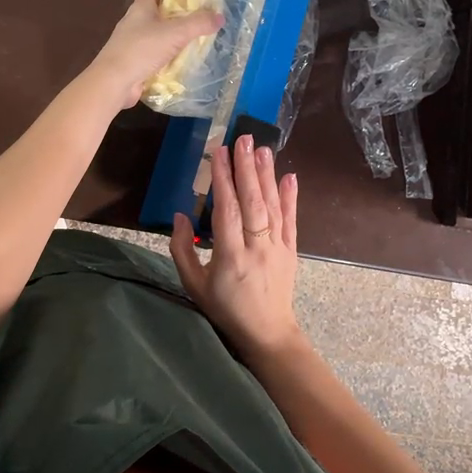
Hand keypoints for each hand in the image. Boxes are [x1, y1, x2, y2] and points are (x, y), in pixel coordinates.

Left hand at [89, 0, 223, 108]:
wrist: (114, 82)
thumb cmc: (141, 49)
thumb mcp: (175, 32)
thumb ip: (198, 23)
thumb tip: (220, 17)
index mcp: (141, 8)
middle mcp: (136, 23)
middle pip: (159, 11)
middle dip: (179, 12)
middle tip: (202, 14)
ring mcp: (134, 44)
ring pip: (159, 35)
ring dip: (176, 36)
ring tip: (200, 37)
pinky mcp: (137, 63)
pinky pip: (157, 55)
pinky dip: (171, 56)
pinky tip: (187, 60)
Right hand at [169, 133, 304, 360]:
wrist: (267, 333)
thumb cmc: (225, 309)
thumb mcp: (193, 285)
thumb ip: (182, 250)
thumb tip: (180, 215)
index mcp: (230, 256)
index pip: (226, 211)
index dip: (222, 180)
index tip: (219, 153)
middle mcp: (257, 247)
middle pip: (252, 202)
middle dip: (246, 167)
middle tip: (242, 139)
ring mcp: (277, 248)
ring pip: (272, 206)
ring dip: (267, 175)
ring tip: (262, 148)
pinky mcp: (291, 251)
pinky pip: (291, 220)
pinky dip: (291, 197)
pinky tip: (289, 176)